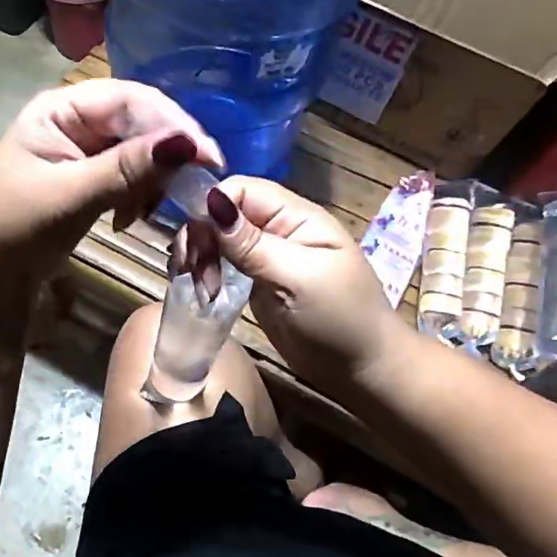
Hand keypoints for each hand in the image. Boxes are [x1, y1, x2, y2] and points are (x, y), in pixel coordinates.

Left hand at [0, 80, 222, 272]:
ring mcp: (86, 148)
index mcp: (60, 108)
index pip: (130, 100)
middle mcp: (77, 119)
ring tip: (146, 211)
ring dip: (155, 179)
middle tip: (197, 184)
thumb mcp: (72, 195)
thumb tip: (186, 145)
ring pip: (142, 150)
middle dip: (168, 154)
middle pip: (141, 122)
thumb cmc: (19, 228)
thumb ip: (127, 169)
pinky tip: (130, 218)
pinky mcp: (95, 176)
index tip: (208, 157)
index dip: (173, 124)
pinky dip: (142, 194)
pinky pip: (135, 174)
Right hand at [206, 177, 400, 390]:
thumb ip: (252, 244)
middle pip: (223, 214)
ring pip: (218, 241)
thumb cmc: (340, 318)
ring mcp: (266, 258)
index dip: (211, 207)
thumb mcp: (297, 278)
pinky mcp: (257, 284)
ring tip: (200, 289)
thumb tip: (212, 200)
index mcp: (296, 216)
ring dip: (200, 258)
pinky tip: (201, 293)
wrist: (361, 367)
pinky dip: (207, 276)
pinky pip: (223, 267)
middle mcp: (278, 229)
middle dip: (202, 237)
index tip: (197, 244)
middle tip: (194, 273)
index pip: (241, 189)